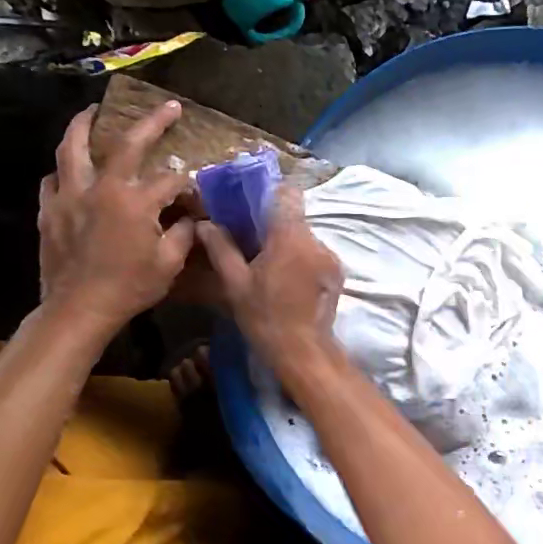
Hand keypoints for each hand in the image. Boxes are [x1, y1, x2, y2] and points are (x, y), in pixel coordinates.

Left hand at [37, 102, 194, 332]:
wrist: (77, 310)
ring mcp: (70, 196)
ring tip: (92, 111)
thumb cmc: (128, 289)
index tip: (195, 199)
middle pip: (128, 144)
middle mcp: (102, 188)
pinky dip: (62, 170)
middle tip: (166, 107)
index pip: (171, 180)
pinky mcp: (48, 210)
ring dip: (84, 125)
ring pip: (73, 148)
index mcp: (135, 201)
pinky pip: (52, 179)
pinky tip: (69, 170)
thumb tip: (191, 218)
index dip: (187, 187)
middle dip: (152, 122)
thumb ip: (184, 234)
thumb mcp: (169, 265)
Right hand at [198, 185, 345, 380]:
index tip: (253, 202)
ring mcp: (330, 256)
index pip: (287, 194)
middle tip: (254, 240)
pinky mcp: (337, 272)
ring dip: (290, 244)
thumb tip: (205, 224)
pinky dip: (302, 259)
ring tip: (271, 265)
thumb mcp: (235, 283)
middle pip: (295, 217)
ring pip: (306, 237)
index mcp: (290, 236)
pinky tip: (289, 280)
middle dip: (276, 225)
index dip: (270, 192)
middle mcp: (315, 240)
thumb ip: (221, 248)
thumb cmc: (264, 316)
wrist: (303, 351)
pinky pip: (316, 254)